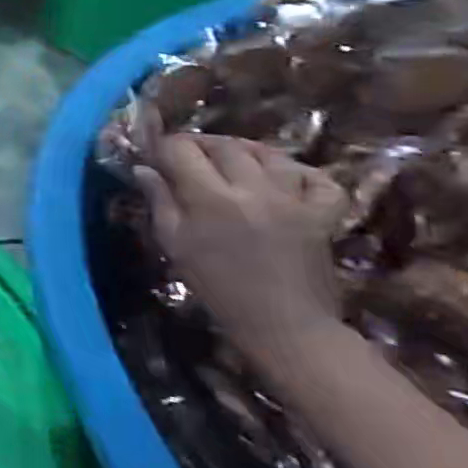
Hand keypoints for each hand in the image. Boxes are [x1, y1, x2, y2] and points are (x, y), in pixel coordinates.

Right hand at [136, 134, 348, 354]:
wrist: (283, 323)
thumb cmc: (217, 285)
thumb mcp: (174, 243)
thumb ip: (159, 200)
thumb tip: (143, 168)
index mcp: (210, 198)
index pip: (181, 150)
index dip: (164, 146)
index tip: (155, 154)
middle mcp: (253, 189)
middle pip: (224, 146)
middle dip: (200, 144)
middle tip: (186, 155)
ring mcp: (294, 199)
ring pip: (269, 155)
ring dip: (244, 151)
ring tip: (229, 160)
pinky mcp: (323, 214)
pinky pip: (318, 179)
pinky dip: (301, 171)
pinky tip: (283, 177)